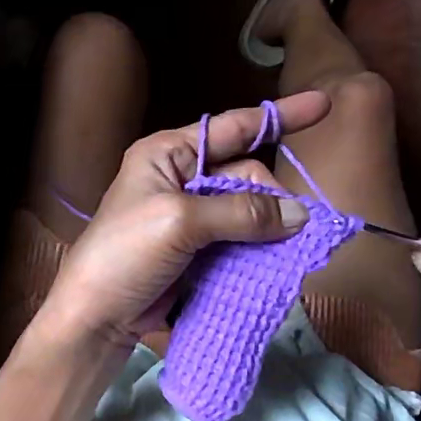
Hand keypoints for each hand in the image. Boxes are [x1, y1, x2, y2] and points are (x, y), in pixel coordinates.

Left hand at [39, 92, 332, 348]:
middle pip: (246, 174)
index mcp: (167, 155)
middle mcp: (180, 178)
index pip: (231, 127)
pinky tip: (277, 260)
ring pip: (247, 210)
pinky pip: (240, 240)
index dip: (278, 117)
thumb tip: (300, 215)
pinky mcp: (196, 250)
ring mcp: (189, 217)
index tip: (324, 104)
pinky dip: (260, 248)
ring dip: (271, 226)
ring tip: (294, 245)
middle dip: (273, 195)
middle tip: (293, 228)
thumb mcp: (179, 221)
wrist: (97, 315)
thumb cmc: (125, 253)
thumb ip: (240, 212)